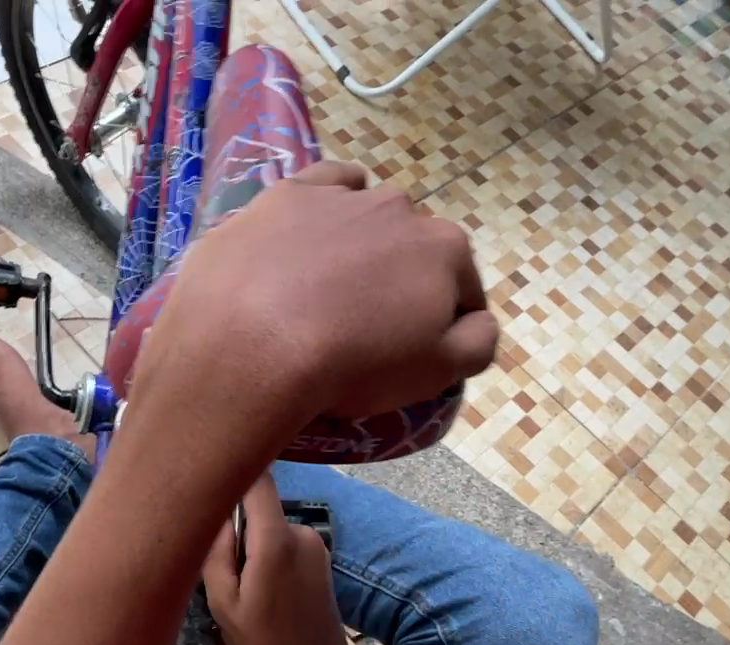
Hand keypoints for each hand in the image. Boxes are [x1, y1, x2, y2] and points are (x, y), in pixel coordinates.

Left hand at [131, 161, 498, 446]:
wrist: (250, 346)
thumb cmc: (350, 367)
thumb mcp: (433, 374)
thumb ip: (476, 343)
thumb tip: (479, 321)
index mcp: (446, 250)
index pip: (461, 290)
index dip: (439, 325)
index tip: (406, 353)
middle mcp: (401, 209)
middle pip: (410, 251)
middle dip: (395, 283)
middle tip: (358, 330)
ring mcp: (340, 196)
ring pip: (366, 217)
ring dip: (359, 246)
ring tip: (323, 290)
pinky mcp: (283, 196)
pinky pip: (321, 185)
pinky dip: (326, 201)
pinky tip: (312, 226)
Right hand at [202, 473, 376, 644]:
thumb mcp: (223, 603)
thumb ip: (215, 549)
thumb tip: (209, 508)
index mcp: (275, 539)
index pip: (257, 476)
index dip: (232, 467)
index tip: (205, 472)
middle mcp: (301, 530)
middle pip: (255, 506)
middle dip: (233, 528)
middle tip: (219, 572)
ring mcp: (315, 544)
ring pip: (265, 529)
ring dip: (248, 549)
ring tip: (242, 593)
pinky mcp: (320, 559)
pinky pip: (280, 544)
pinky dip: (264, 560)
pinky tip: (261, 597)